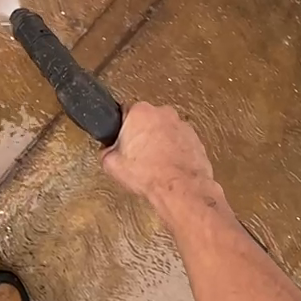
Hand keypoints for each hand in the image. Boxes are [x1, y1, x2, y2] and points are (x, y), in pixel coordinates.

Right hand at [101, 102, 221, 213]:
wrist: (179, 188)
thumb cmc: (150, 174)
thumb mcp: (111, 165)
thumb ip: (106, 151)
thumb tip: (108, 151)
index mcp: (140, 112)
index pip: (123, 113)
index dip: (120, 130)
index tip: (121, 141)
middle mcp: (162, 113)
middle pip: (146, 121)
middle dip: (141, 135)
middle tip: (136, 156)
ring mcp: (181, 125)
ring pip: (164, 131)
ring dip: (159, 143)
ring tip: (153, 164)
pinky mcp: (195, 138)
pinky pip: (179, 142)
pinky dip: (174, 151)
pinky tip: (167, 167)